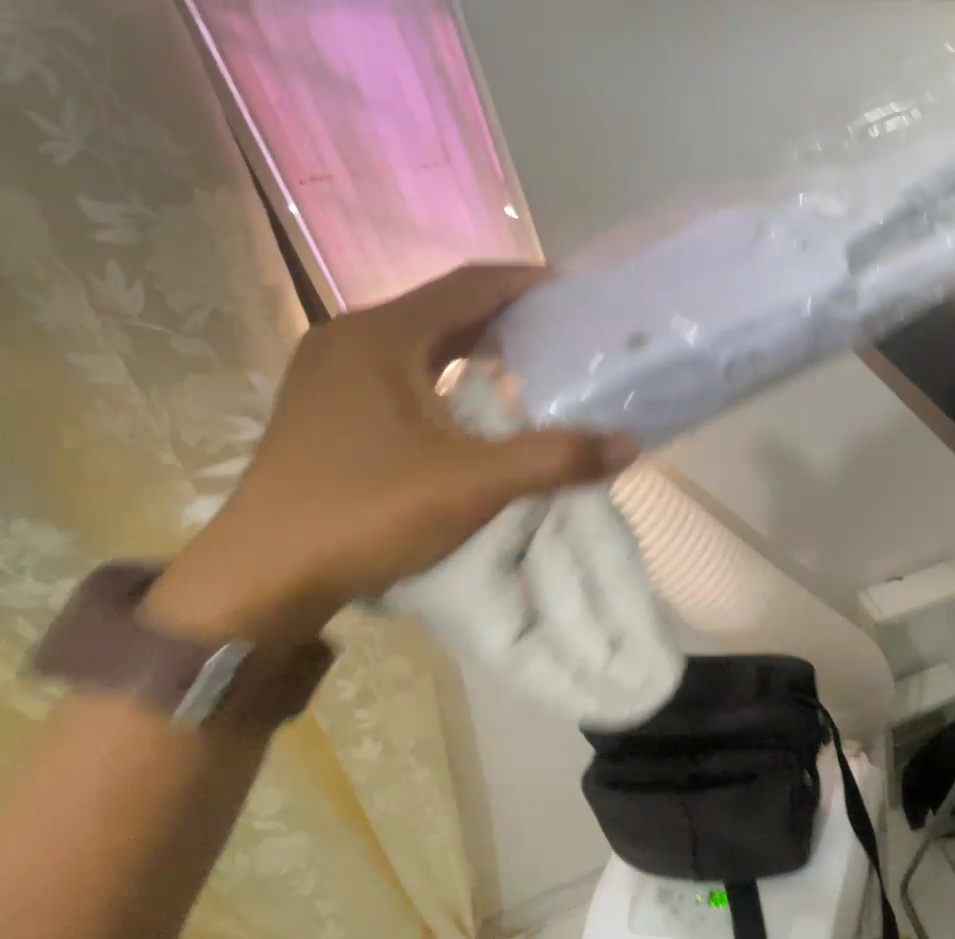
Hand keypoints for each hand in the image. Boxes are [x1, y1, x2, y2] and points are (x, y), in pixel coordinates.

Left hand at [141, 264, 637, 645]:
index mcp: (380, 338)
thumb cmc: (366, 512)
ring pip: (425, 343)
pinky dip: (453, 377)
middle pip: (445, 309)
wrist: (263, 577)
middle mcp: (350, 341)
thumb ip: (555, 458)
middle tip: (570, 333)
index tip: (580, 293)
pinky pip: (406, 372)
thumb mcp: (474, 484)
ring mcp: (333, 375)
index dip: (527, 283)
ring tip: (539, 366)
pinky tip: (484, 407)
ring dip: (481, 349)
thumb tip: (628, 444)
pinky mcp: (330, 409)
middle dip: (510, 316)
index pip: (467, 286)